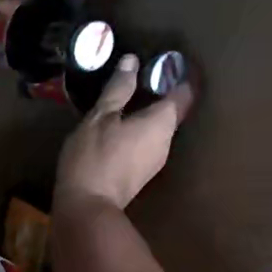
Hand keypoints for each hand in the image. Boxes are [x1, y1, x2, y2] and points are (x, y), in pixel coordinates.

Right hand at [55, 53, 196, 210]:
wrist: (86, 209)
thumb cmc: (94, 158)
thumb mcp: (100, 117)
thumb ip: (118, 88)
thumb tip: (132, 61)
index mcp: (163, 120)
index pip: (184, 90)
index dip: (175, 74)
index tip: (158, 65)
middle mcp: (167, 140)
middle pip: (169, 112)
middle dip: (155, 97)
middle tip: (132, 86)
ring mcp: (156, 162)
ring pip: (156, 131)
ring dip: (142, 120)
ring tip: (119, 112)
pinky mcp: (141, 177)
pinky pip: (144, 148)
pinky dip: (134, 138)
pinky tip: (115, 137)